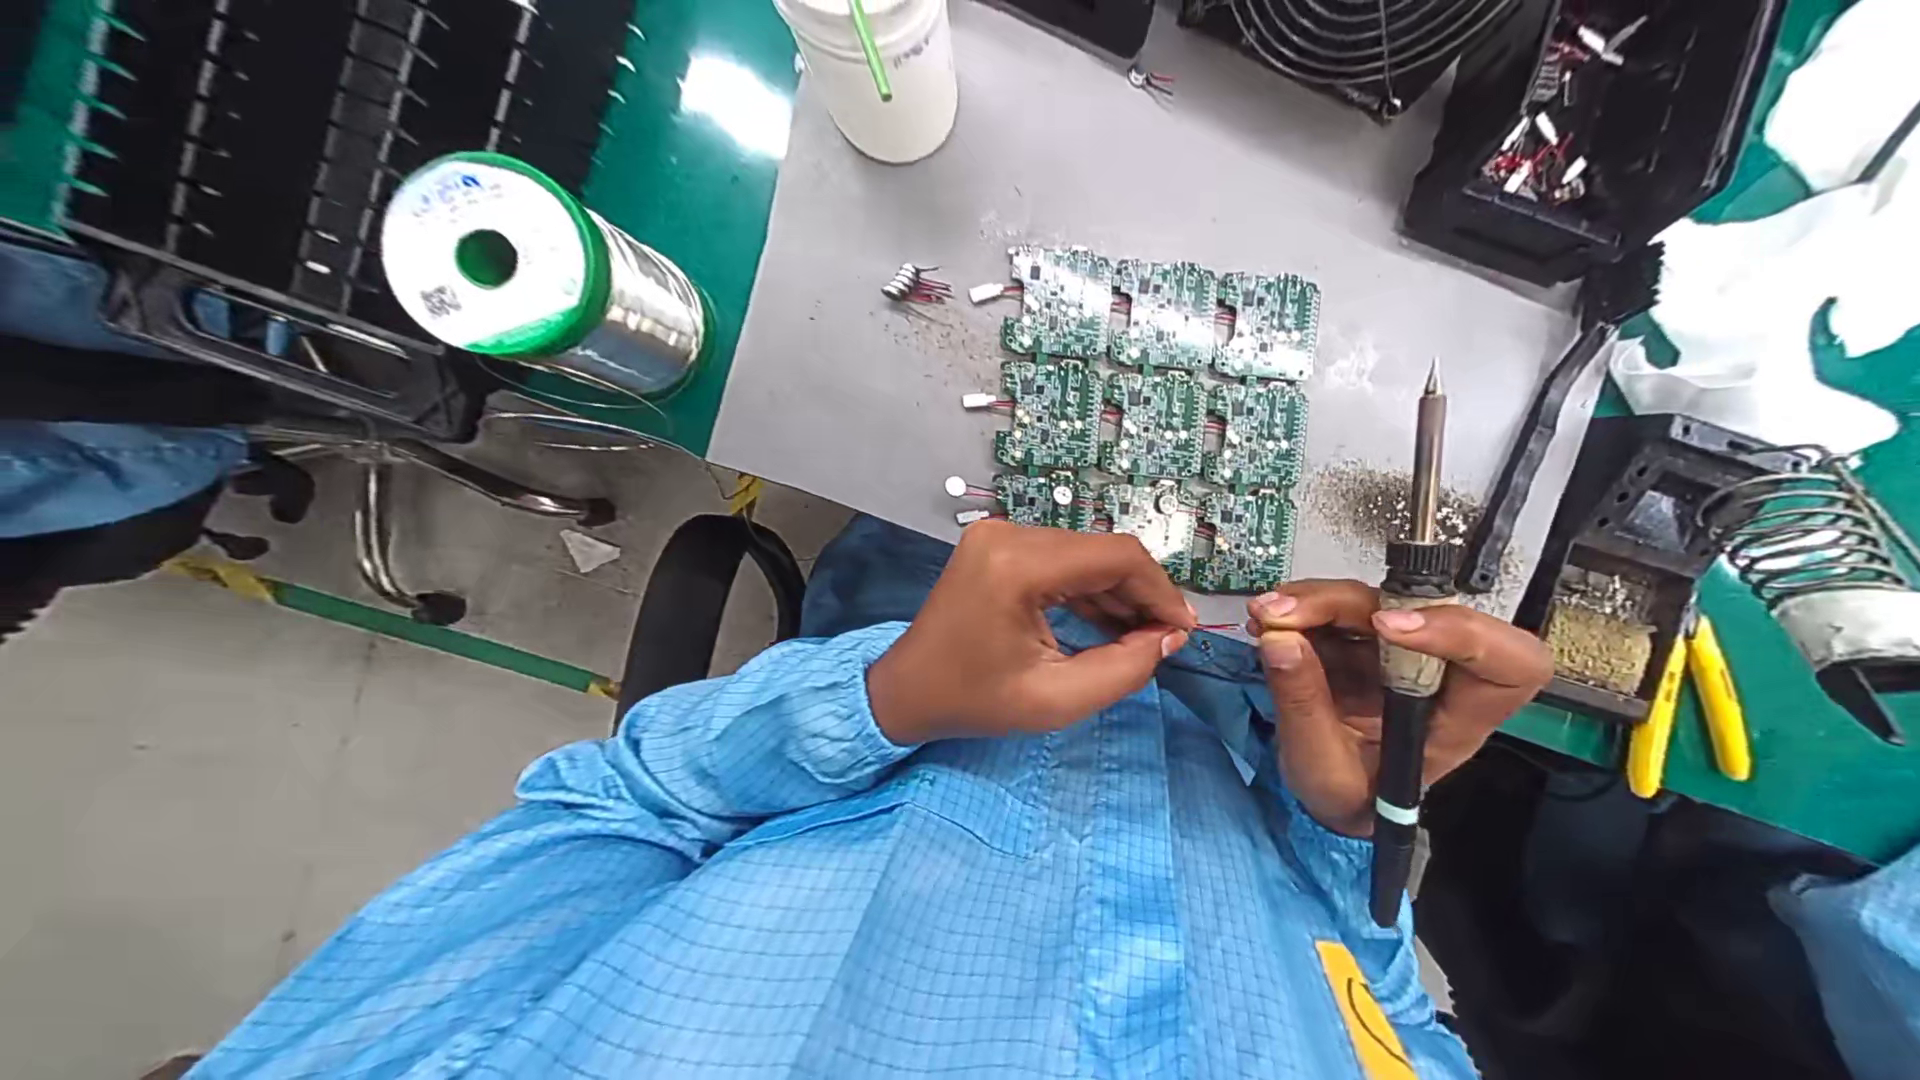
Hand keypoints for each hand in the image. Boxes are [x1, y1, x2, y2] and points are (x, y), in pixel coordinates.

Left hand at [868, 521, 1195, 744]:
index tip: (1180, 632)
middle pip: (1102, 552)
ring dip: (1116, 594)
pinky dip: (1087, 590)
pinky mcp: (997, 546)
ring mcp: (999, 535)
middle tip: (1163, 640)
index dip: (1160, 591)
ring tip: (1140, 638)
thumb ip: (1124, 670)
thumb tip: (1169, 636)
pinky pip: (1059, 560)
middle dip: (1140, 595)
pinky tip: (1108, 624)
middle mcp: (1008, 535)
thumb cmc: (972, 701)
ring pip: (1084, 555)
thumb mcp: (1055, 701)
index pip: (1115, 557)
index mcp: (1016, 565)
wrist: (907, 690)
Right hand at [1246, 581, 1553, 836]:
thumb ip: (1303, 706)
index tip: (1386, 627)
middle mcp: (1434, 673)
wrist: (1333, 797)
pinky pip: (1334, 608)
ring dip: (1311, 600)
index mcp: (1457, 717)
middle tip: (1281, 614)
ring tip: (1262, 615)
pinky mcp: (1357, 641)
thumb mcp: (1323, 768)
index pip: (1504, 662)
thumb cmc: (1348, 795)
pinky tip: (1263, 620)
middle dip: (1341, 604)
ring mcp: (1394, 652)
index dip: (1460, 632)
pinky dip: (1296, 607)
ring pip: (1368, 600)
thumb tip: (1279, 639)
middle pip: (1412, 612)